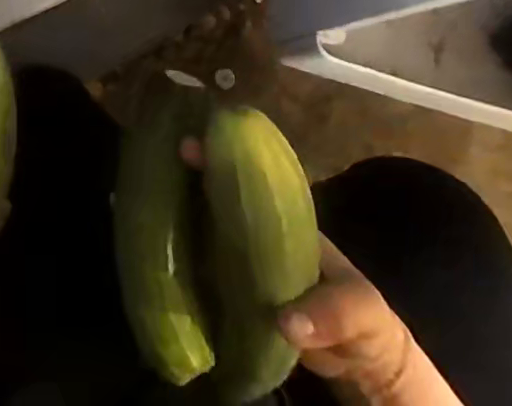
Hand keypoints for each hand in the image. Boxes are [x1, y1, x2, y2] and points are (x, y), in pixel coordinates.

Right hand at [177, 136, 458, 405]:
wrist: (363, 366)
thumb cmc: (366, 321)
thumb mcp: (361, 311)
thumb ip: (332, 312)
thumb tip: (285, 321)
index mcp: (285, 219)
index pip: (248, 178)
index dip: (219, 158)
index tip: (188, 146)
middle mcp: (256, 231)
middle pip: (216, 198)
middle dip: (187, 180)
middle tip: (153, 170)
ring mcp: (241, 261)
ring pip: (204, 230)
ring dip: (177, 216)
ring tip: (144, 204)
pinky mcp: (230, 294)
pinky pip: (201, 270)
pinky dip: (180, 261)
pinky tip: (156, 255)